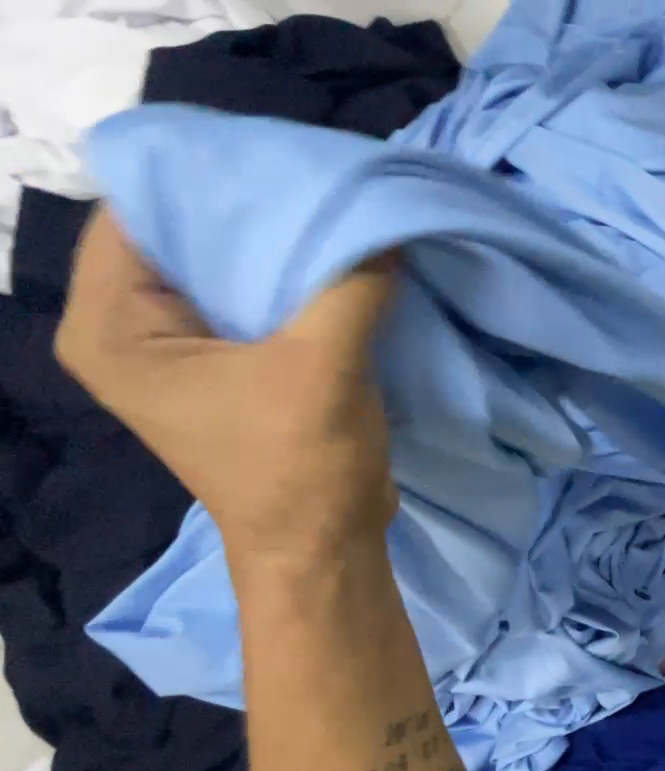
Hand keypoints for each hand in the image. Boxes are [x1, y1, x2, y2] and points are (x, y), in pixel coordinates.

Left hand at [55, 211, 398, 568]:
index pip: (139, 221)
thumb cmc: (300, 464)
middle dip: (255, 222)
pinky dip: (303, 294)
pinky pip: (262, 312)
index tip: (282, 168)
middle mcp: (135, 335)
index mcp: (113, 329)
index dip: (206, 189)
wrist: (327, 545)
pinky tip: (348, 278)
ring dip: (287, 260)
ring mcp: (188, 357)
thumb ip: (350, 290)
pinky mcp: (237, 375)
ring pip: (230, 279)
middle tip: (323, 193)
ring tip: (342, 229)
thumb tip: (387, 232)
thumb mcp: (325, 369)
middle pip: (185, 247)